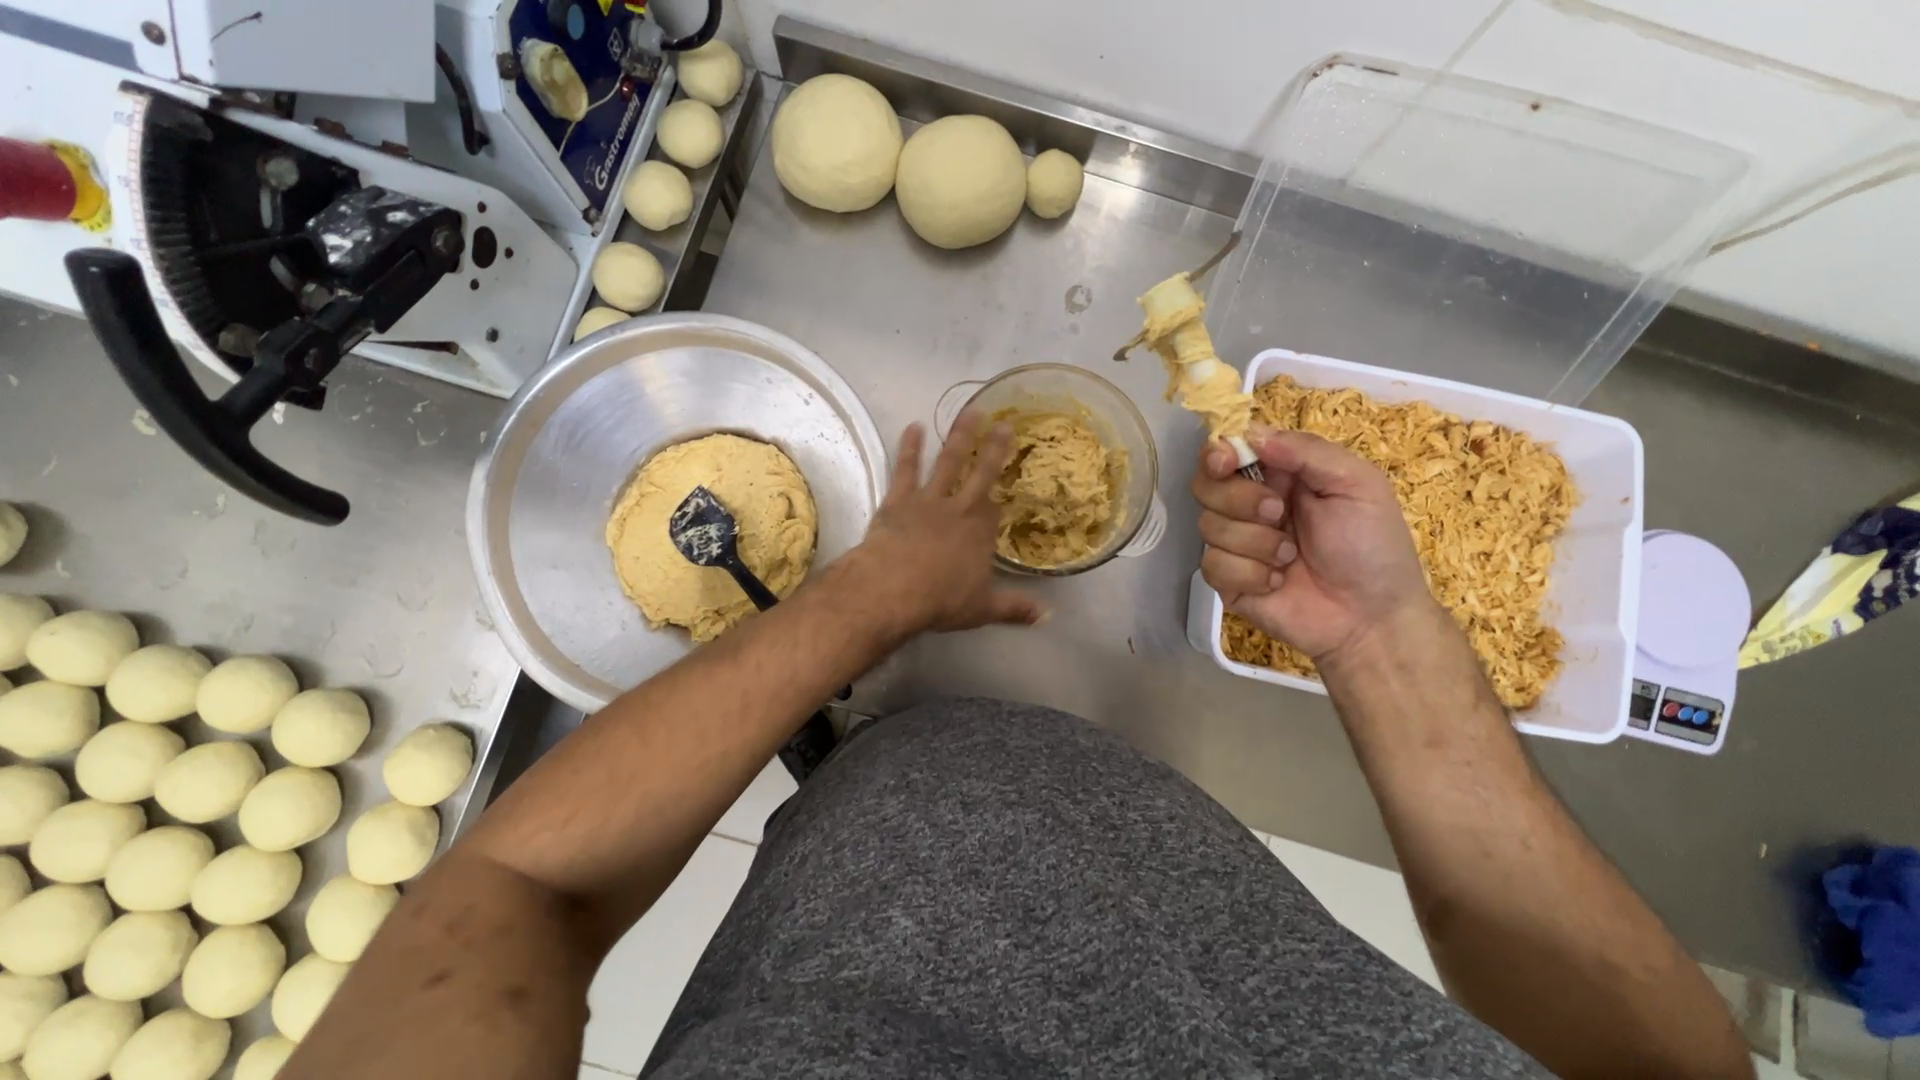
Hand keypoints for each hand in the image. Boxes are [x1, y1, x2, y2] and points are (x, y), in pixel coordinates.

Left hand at [842, 411, 1042, 636]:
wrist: (893, 587)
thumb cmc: (941, 599)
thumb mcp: (982, 609)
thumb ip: (1013, 609)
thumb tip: (1046, 617)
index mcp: (981, 533)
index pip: (997, 508)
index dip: (1004, 493)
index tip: (1013, 480)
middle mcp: (960, 509)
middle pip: (981, 473)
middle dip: (994, 448)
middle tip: (1004, 423)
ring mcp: (928, 501)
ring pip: (948, 462)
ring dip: (959, 436)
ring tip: (970, 411)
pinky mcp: (898, 500)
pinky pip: (906, 469)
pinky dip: (910, 448)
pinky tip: (914, 427)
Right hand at [1192, 427, 1432, 664]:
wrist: (1371, 619)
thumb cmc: (1373, 547)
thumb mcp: (1357, 484)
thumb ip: (1307, 451)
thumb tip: (1250, 435)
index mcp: (1280, 476)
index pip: (1227, 451)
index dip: (1218, 453)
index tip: (1226, 462)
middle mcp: (1251, 505)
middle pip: (1205, 485)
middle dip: (1239, 499)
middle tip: (1279, 514)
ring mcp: (1237, 544)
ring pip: (1208, 526)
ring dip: (1255, 542)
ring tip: (1291, 558)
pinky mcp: (1229, 582)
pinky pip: (1213, 565)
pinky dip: (1249, 574)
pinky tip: (1278, 583)